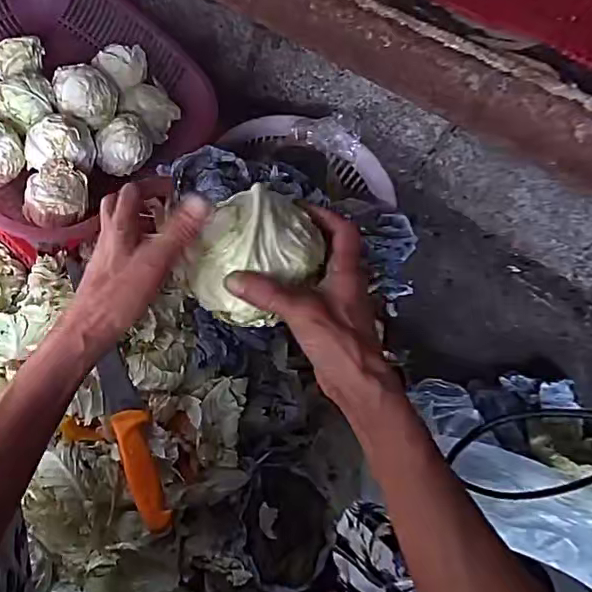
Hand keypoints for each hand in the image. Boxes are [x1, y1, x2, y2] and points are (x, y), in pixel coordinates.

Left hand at [62, 184, 211, 348]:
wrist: (87, 330)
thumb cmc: (119, 296)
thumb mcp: (155, 261)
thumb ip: (178, 231)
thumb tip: (200, 202)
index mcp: (119, 226)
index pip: (132, 191)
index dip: (153, 185)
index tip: (174, 190)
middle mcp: (109, 235)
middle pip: (119, 205)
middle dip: (143, 200)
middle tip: (164, 207)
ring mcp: (105, 254)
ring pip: (120, 227)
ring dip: (140, 223)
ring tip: (162, 233)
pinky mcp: (105, 272)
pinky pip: (122, 247)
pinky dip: (137, 245)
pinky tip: (151, 261)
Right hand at [226, 204, 397, 403]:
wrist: (358, 383)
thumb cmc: (339, 341)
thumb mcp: (301, 311)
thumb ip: (268, 293)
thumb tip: (233, 277)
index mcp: (348, 272)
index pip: (344, 231)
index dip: (325, 215)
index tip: (299, 208)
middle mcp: (348, 282)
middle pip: (333, 248)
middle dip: (310, 234)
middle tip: (281, 229)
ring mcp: (341, 302)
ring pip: (323, 270)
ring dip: (303, 260)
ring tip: (274, 254)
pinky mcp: (331, 321)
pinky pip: (313, 292)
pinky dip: (297, 285)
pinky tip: (276, 290)